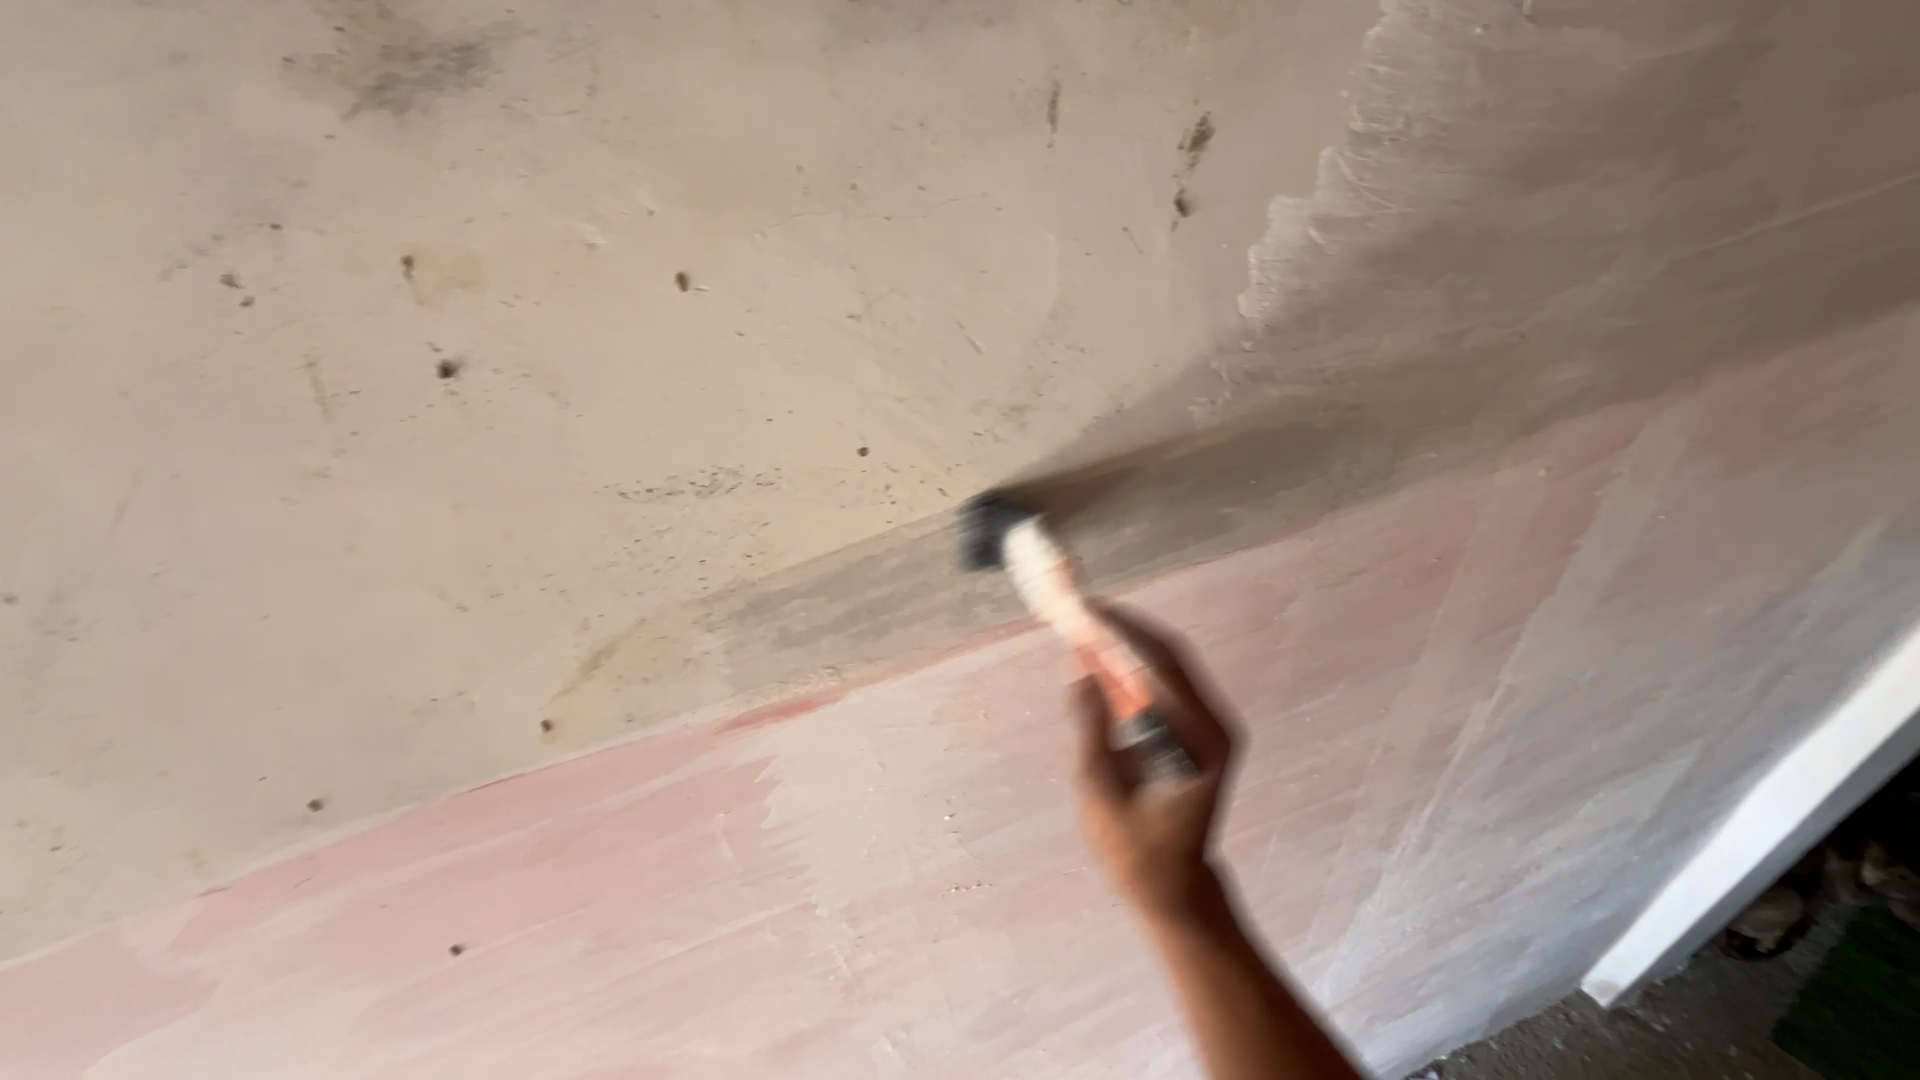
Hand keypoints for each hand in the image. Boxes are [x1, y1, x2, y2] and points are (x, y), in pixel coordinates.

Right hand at [1072, 605, 1239, 926]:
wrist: (1173, 888)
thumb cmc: (1134, 849)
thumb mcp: (1100, 787)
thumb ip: (1090, 723)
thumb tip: (1077, 665)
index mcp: (1200, 739)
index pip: (1157, 665)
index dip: (1117, 631)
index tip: (1082, 609)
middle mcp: (1214, 725)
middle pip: (1166, 656)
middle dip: (1120, 629)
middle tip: (1076, 610)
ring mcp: (1209, 727)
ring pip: (1164, 666)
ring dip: (1123, 645)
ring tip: (1081, 626)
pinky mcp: (1195, 732)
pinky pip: (1161, 686)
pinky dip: (1128, 669)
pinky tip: (1098, 658)